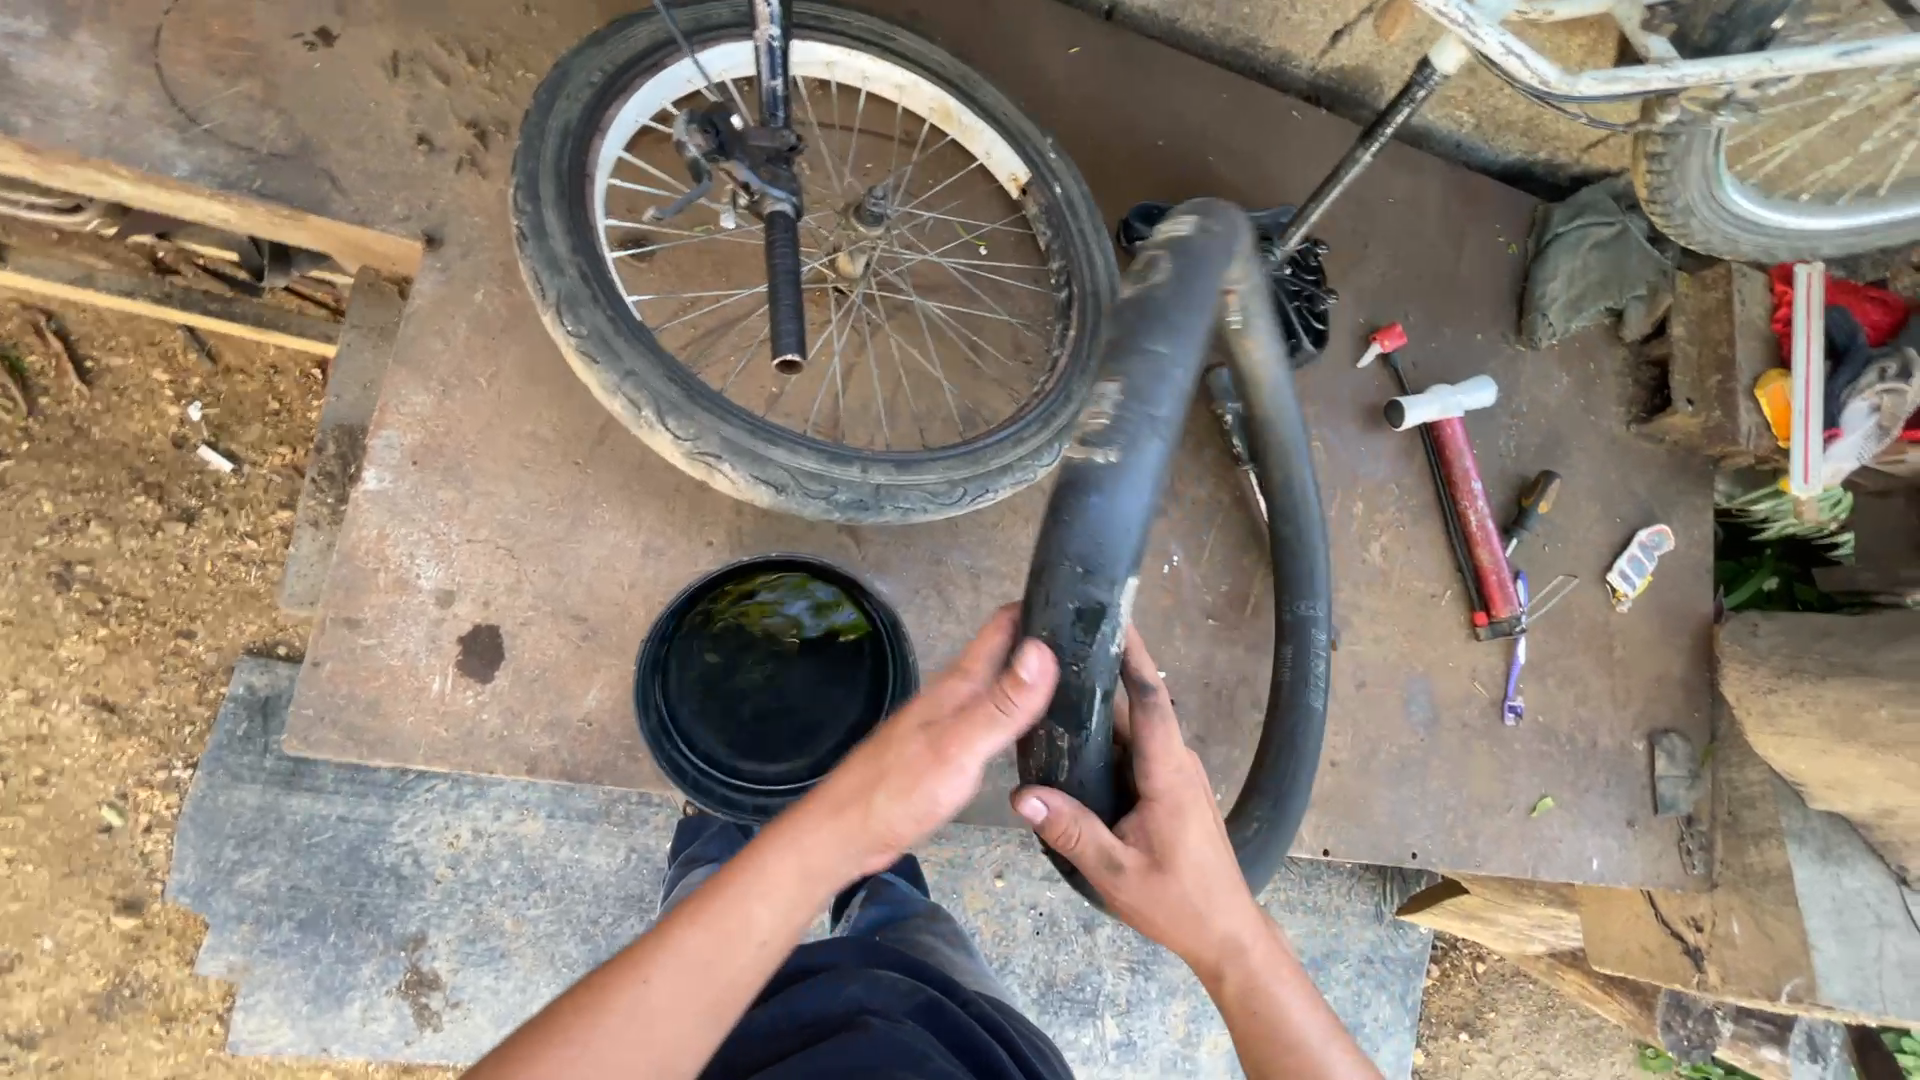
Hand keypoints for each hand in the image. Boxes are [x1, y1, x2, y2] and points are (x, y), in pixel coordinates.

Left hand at [788, 604, 1058, 882]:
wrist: (846, 833)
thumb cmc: (900, 790)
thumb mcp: (958, 746)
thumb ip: (1002, 703)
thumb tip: (1042, 649)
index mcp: (958, 685)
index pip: (1001, 627)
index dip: (1034, 607)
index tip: (1075, 598)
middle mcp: (953, 695)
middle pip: (1001, 654)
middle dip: (1038, 640)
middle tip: (1085, 640)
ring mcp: (946, 722)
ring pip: (994, 686)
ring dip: (1026, 676)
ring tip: (1069, 677)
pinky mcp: (944, 750)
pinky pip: (987, 719)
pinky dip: (1012, 712)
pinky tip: (1028, 726)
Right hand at [1011, 626, 1268, 975]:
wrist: (1226, 934)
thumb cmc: (1178, 902)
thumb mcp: (1117, 872)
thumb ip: (1071, 831)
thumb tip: (1019, 796)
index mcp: (1168, 772)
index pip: (1150, 697)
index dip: (1133, 655)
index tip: (1112, 617)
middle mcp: (1176, 761)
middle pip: (1136, 704)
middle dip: (1103, 669)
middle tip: (1056, 646)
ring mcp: (1176, 772)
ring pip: (1134, 726)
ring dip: (1101, 704)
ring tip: (1054, 682)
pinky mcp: (1171, 785)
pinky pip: (1136, 746)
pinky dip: (1107, 734)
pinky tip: (1073, 738)